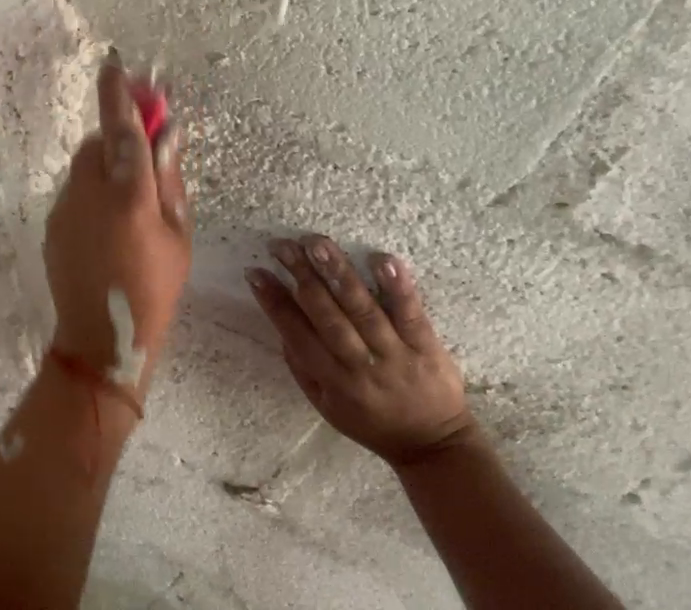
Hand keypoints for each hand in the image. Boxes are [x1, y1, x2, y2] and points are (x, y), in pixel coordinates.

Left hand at [44, 55, 191, 396]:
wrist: (102, 339)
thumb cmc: (154, 290)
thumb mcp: (178, 236)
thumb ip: (170, 180)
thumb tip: (167, 134)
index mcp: (129, 194)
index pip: (123, 130)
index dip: (119, 95)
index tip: (116, 64)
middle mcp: (90, 192)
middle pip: (99, 143)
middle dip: (119, 137)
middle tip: (144, 153)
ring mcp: (66, 207)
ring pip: (85, 167)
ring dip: (107, 166)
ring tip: (131, 202)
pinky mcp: (53, 223)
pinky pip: (76, 192)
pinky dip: (94, 192)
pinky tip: (110, 226)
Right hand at [247, 234, 476, 466]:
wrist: (435, 446)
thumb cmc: (372, 424)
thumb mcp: (326, 406)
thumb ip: (302, 368)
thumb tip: (280, 325)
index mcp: (332, 381)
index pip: (296, 334)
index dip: (273, 301)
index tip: (255, 272)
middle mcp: (359, 365)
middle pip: (325, 314)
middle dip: (301, 276)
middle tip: (281, 245)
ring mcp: (394, 354)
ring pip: (361, 309)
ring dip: (338, 273)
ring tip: (317, 244)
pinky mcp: (426, 346)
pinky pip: (409, 313)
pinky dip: (396, 286)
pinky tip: (382, 259)